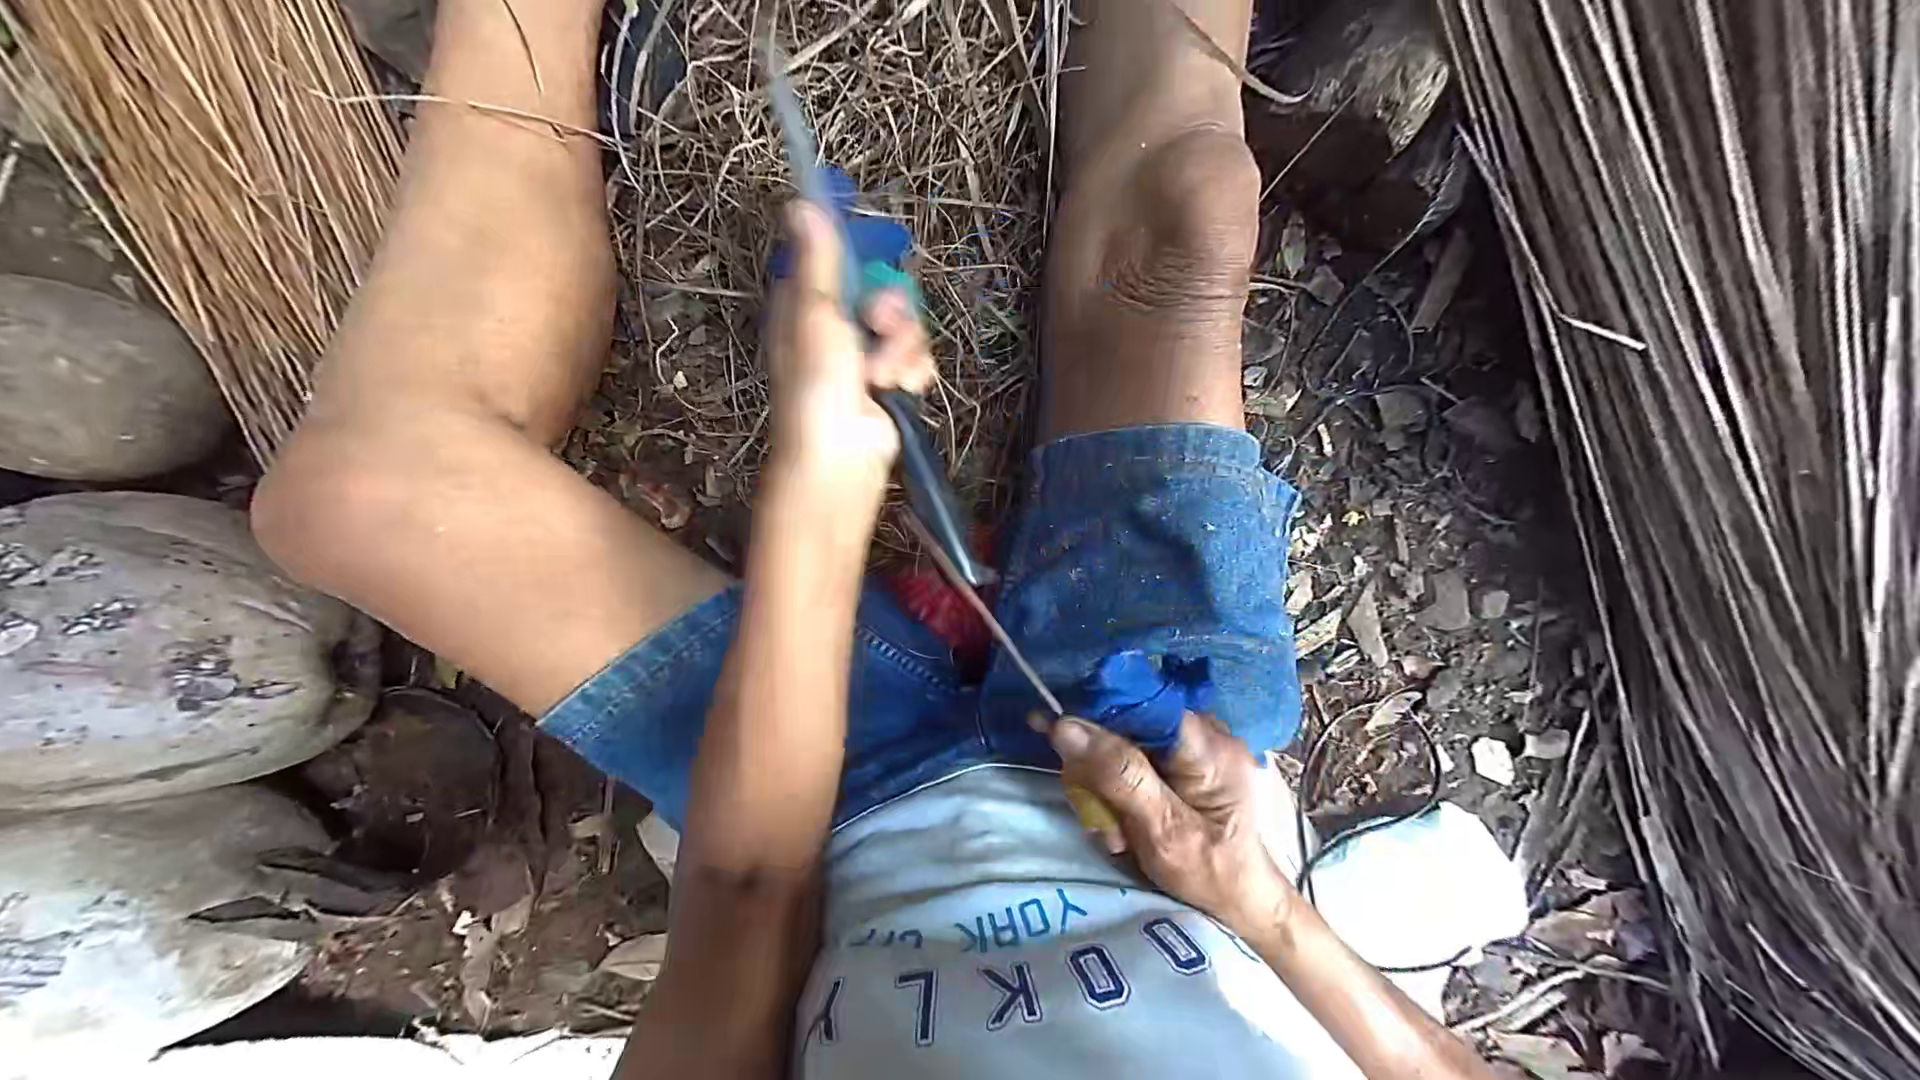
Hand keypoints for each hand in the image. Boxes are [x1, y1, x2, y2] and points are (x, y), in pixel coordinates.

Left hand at [763, 201, 934, 509]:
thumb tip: (801, 205)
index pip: (840, 264)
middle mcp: (839, 328)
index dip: (860, 263)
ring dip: (902, 348)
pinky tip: (900, 388)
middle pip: (883, 291)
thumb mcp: (816, 313)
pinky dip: (913, 372)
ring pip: (906, 325)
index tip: (869, 271)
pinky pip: (919, 358)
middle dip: (890, 311)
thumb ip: (818, 261)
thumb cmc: (817, 386)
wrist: (840, 454)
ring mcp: (868, 357)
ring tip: (883, 376)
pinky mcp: (894, 382)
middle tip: (880, 326)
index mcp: (809, 306)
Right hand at [1047, 712, 1300, 941]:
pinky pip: (1138, 751)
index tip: (1056, 731)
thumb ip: (1118, 776)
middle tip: (1091, 811)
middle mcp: (1207, 730)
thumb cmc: (1211, 874)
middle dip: (1098, 762)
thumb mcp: (1162, 832)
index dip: (1094, 711)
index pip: (1140, 702)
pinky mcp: (1188, 756)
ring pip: (1126, 737)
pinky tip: (1122, 817)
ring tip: (1113, 829)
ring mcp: (1198, 741)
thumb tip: (1065, 725)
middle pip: (1128, 720)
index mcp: (1208, 745)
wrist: (1246, 902)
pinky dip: (1120, 782)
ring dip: (1106, 781)